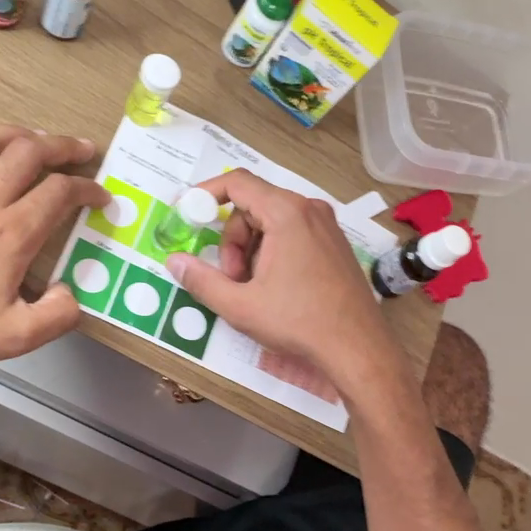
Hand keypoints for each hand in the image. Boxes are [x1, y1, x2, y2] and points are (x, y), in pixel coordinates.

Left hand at [0, 109, 110, 394]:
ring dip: (15, 133)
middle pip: (29, 153)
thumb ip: (56, 316)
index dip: (87, 189)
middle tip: (80, 149)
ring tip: (31, 136)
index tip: (99, 195)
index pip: (60, 193)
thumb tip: (71, 295)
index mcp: (12, 234)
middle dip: (61, 146)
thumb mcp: (15, 337)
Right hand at [164, 170, 401, 391]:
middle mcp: (310, 209)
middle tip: (231, 281)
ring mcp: (327, 226)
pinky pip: (293, 235)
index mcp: (287, 213)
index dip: (206, 194)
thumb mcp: (240, 306)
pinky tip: (275, 289)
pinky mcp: (336, 245)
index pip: (238, 183)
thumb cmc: (298, 322)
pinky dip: (274, 254)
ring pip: (272, 223)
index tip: (187, 215)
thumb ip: (201, 281)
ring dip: (252, 252)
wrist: (357, 347)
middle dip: (232, 242)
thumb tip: (173, 261)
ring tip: (253, 291)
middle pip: (253, 207)